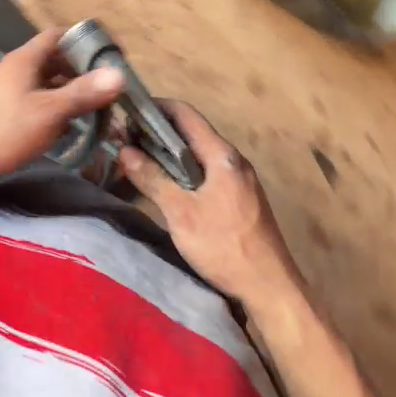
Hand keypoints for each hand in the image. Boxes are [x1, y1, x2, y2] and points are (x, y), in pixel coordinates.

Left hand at [0, 28, 124, 184]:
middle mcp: (15, 67)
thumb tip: (118, 74)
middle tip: (107, 86)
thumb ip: (83, 92)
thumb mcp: (51, 111)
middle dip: (80, 70)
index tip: (108, 54)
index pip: (57, 36)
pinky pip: (35, 97)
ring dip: (68, 90)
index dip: (83, 40)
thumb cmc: (6, 130)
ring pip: (45, 80)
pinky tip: (68, 123)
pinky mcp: (4, 108)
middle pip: (53, 59)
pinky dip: (54, 104)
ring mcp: (7, 87)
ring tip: (95, 106)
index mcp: (24, 59)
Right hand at [120, 101, 301, 308]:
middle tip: (123, 141)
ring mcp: (238, 180)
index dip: (155, 107)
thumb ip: (152, 178)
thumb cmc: (225, 246)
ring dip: (167, 153)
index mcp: (222, 155)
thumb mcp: (181, 213)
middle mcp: (233, 160)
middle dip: (156, 132)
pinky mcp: (239, 198)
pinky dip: (181, 171)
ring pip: (197, 154)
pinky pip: (205, 172)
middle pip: (190, 132)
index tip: (126, 111)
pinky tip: (164, 185)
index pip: (185, 113)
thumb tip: (124, 150)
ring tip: (136, 161)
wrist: (272, 290)